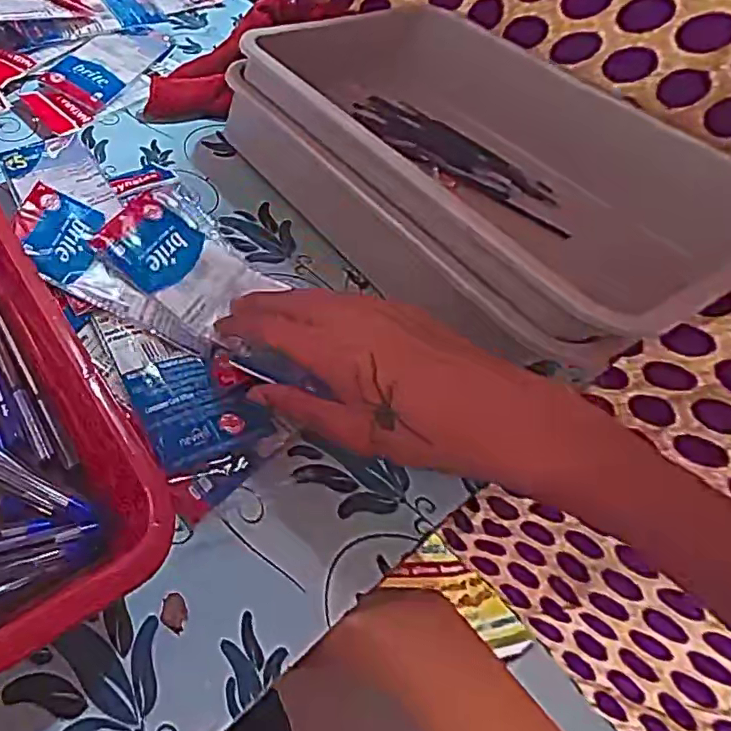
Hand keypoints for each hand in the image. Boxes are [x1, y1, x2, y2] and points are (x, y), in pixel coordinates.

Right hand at [215, 290, 634, 498]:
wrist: (511, 416)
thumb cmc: (429, 435)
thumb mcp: (358, 433)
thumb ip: (302, 408)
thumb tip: (258, 394)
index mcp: (329, 348)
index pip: (268, 327)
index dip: (239, 327)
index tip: (219, 332)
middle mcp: (345, 316)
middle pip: (285, 301)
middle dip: (254, 307)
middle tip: (233, 318)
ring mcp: (374, 307)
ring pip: (312, 295)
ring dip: (282, 302)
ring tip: (266, 316)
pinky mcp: (397, 308)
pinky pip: (339, 298)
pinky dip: (313, 304)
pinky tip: (318, 321)